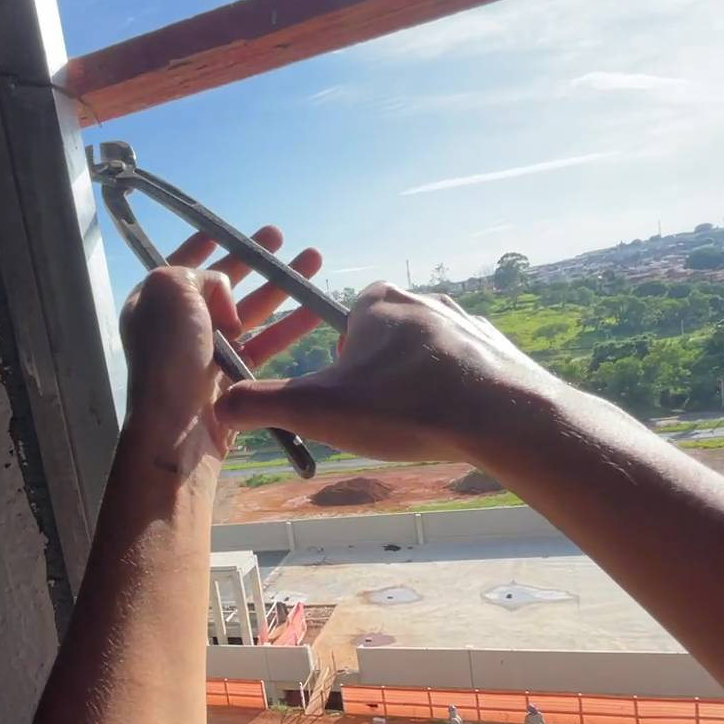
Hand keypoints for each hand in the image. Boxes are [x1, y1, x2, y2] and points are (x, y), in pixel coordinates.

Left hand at [118, 227, 323, 459]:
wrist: (177, 426)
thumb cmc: (167, 354)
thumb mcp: (171, 289)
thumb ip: (201, 273)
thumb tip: (225, 294)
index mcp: (154, 302)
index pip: (178, 265)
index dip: (199, 245)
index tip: (219, 232)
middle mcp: (178, 327)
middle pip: (220, 285)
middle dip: (252, 260)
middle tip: (279, 237)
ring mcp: (205, 355)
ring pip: (250, 313)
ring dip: (282, 287)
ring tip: (314, 261)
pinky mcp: (232, 381)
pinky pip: (265, 346)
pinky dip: (290, 326)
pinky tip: (316, 309)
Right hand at [215, 282, 569, 465]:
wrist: (503, 418)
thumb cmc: (402, 408)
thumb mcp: (315, 410)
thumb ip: (261, 404)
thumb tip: (220, 403)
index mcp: (377, 305)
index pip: (346, 321)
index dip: (341, 363)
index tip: (349, 395)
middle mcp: (423, 301)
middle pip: (386, 338)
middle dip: (379, 375)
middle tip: (382, 414)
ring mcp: (467, 322)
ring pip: (426, 353)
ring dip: (416, 383)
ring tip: (418, 421)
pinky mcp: (499, 349)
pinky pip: (466, 368)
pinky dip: (455, 392)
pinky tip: (455, 422)